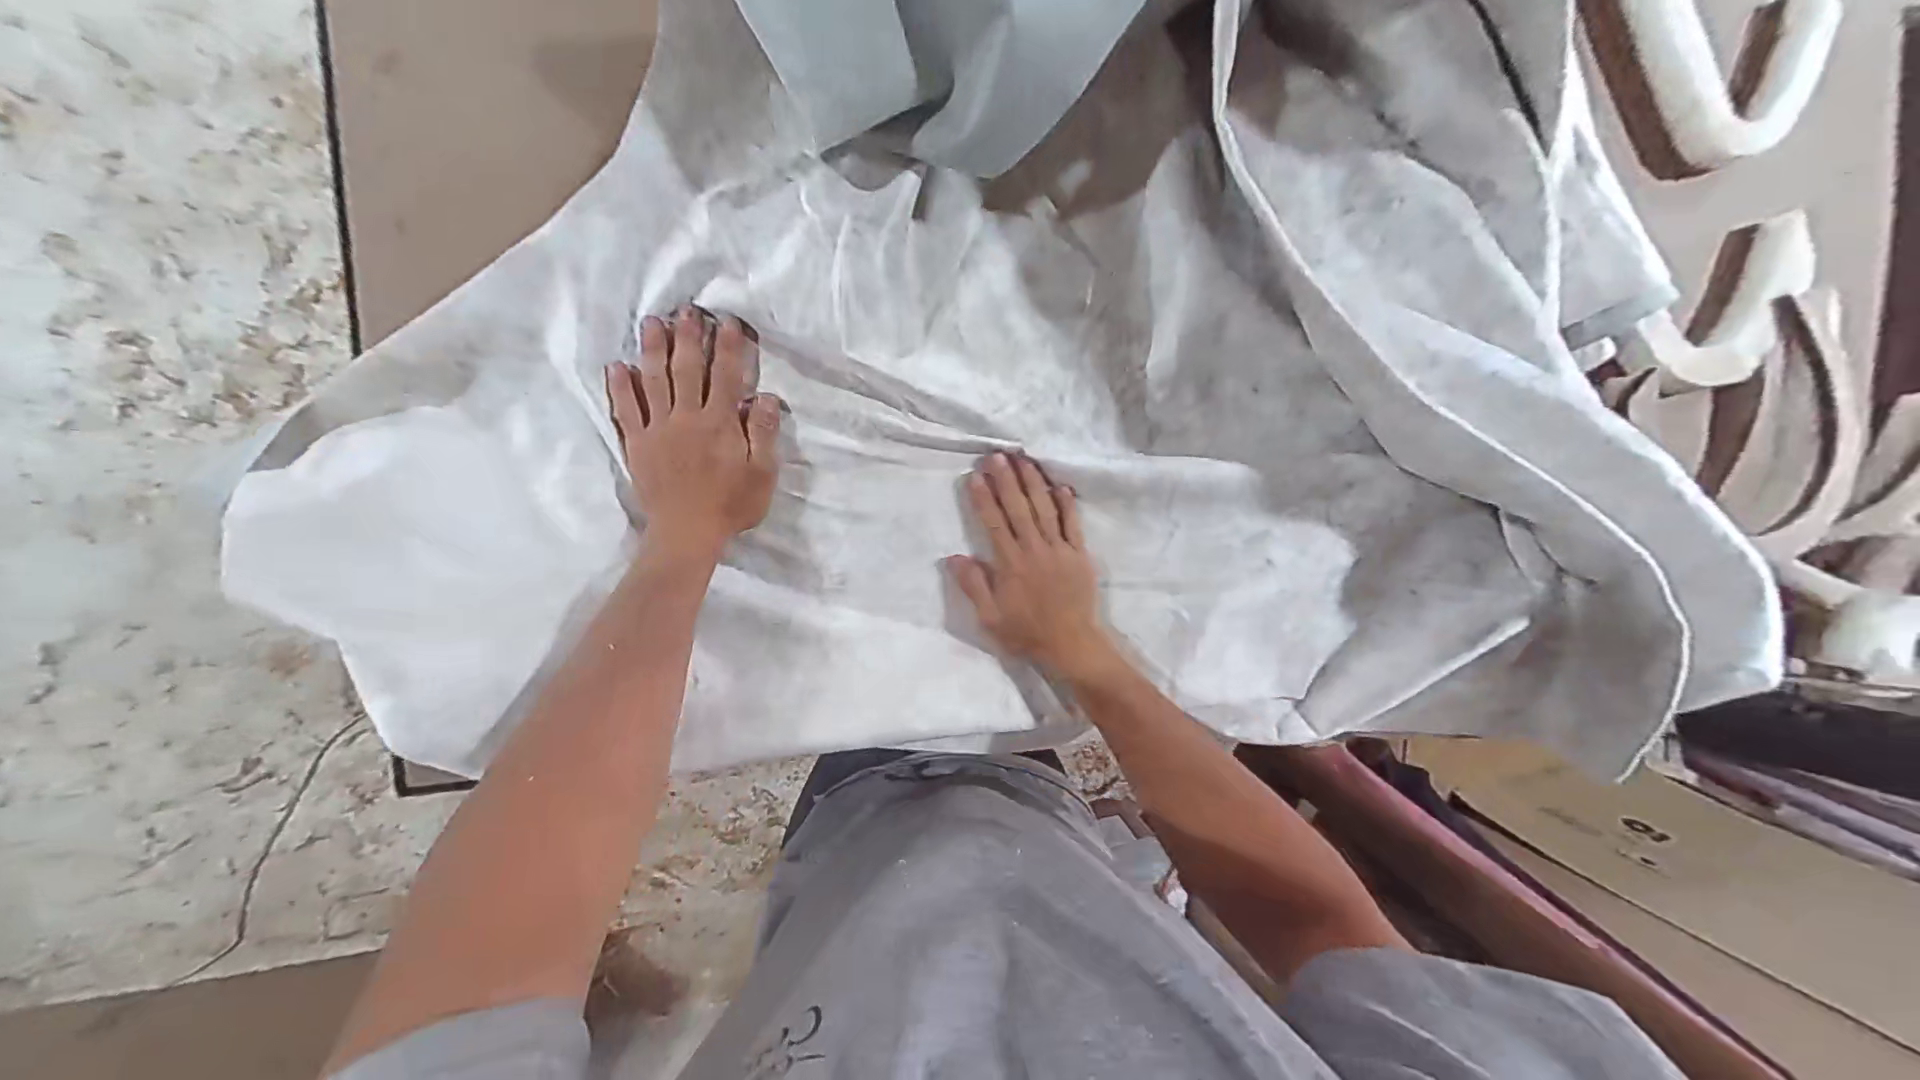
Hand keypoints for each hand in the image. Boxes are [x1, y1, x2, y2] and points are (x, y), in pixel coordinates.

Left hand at [606, 306, 783, 558]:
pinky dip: (620, 386)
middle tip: (687, 310)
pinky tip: (617, 365)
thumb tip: (768, 398)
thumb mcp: (762, 474)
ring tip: (652, 323)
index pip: (726, 376)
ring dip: (653, 349)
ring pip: (653, 381)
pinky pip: (625, 410)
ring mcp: (658, 429)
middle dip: (689, 337)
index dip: (729, 347)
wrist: (686, 532)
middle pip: (687, 369)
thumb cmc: (731, 505)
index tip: (728, 322)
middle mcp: (687, 418)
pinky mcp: (637, 444)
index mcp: (720, 423)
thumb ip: (765, 434)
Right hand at [946, 453, 1121, 683]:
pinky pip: (1073, 524)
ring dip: (1033, 482)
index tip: (975, 476)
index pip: (994, 523)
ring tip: (1024, 460)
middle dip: (1006, 480)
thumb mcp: (990, 618)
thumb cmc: (1027, 633)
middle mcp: (1034, 550)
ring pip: (1044, 509)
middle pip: (1018, 508)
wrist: (1072, 645)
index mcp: (1011, 564)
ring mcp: (1059, 550)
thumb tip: (953, 557)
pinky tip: (1060, 486)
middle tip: (997, 455)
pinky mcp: (1079, 555)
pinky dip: (1067, 504)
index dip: (983, 498)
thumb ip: (973, 586)